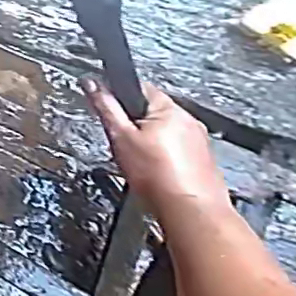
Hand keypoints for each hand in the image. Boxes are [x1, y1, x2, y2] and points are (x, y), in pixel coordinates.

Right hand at [83, 77, 228, 216]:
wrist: (192, 212)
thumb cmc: (158, 175)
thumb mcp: (119, 136)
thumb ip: (105, 106)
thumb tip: (92, 83)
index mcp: (170, 110)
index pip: (138, 87)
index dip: (117, 96)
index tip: (106, 108)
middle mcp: (190, 121)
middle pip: (150, 109)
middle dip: (132, 121)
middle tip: (120, 139)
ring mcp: (199, 141)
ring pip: (163, 129)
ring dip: (148, 137)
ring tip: (138, 158)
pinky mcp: (203, 159)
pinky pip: (176, 146)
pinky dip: (163, 153)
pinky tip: (154, 168)